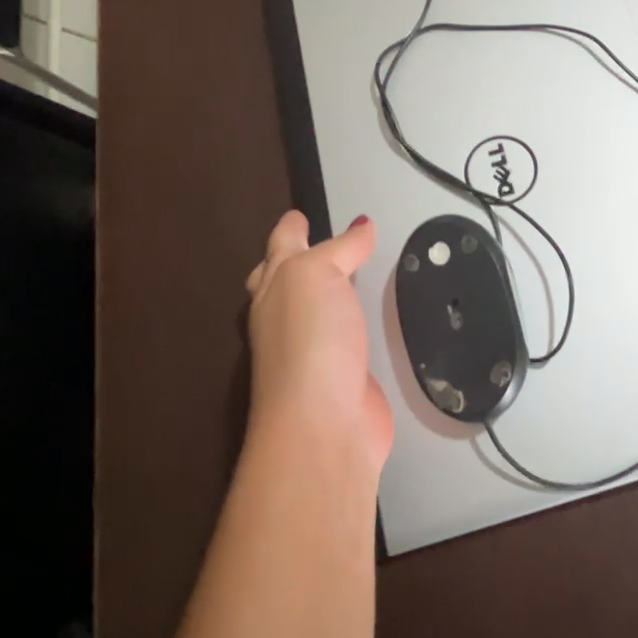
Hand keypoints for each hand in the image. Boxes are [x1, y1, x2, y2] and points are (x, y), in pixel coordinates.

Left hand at [245, 211, 392, 471]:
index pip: (279, 248)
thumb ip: (340, 249)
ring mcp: (308, 353)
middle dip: (288, 261)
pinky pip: (342, 343)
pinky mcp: (337, 380)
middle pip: (279, 282)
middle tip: (308, 243)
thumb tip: (362, 226)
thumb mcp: (318, 274)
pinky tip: (362, 326)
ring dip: (321, 295)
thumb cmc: (311, 340)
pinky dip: (348, 329)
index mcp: (274, 289)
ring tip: (343, 278)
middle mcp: (283, 319)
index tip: (297, 214)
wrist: (321, 424)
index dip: (289, 229)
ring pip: (310, 313)